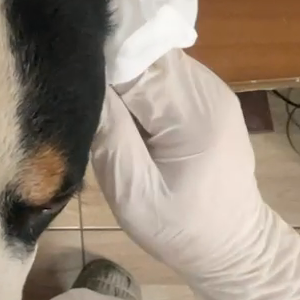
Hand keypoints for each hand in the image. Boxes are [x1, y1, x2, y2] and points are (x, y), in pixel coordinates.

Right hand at [90, 50, 299, 299]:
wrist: (234, 248)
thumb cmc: (180, 229)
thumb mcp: (132, 194)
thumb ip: (108, 134)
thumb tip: (84, 80)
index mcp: (192, 116)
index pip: (134, 62)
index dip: (97, 63)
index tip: (64, 75)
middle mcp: (206, 90)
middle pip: (143, 51)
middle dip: (106, 62)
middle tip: (74, 89)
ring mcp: (209, 88)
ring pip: (150, 56)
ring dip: (119, 70)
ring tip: (95, 100)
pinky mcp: (204, 94)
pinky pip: (160, 70)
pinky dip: (135, 80)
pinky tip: (120, 105)